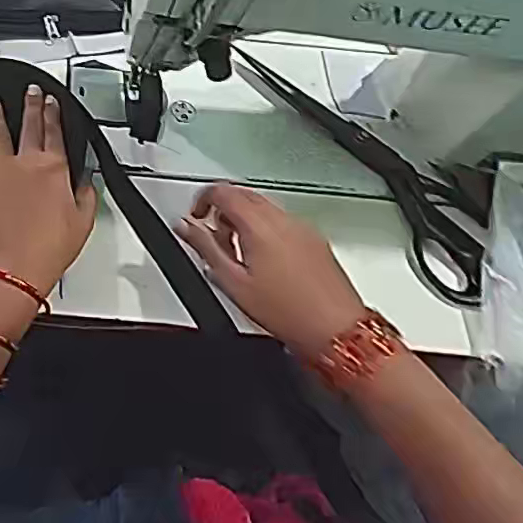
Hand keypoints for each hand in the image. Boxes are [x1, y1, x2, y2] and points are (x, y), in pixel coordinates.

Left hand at [0, 84, 97, 288]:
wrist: (19, 262)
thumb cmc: (49, 246)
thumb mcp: (83, 220)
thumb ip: (85, 195)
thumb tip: (86, 183)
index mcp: (55, 168)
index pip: (55, 131)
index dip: (54, 112)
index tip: (52, 101)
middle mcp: (28, 163)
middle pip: (30, 124)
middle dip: (31, 104)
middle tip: (30, 91)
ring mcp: (3, 170)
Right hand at [174, 184, 369, 356]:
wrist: (338, 331)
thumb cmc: (289, 312)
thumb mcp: (232, 282)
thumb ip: (204, 247)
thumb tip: (185, 227)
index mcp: (258, 224)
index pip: (221, 191)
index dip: (201, 200)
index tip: (195, 217)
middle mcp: (281, 218)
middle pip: (242, 194)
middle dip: (222, 209)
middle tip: (213, 235)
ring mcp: (301, 227)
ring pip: (263, 206)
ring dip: (243, 219)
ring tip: (237, 253)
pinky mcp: (315, 238)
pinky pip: (282, 220)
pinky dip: (265, 228)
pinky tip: (264, 260)